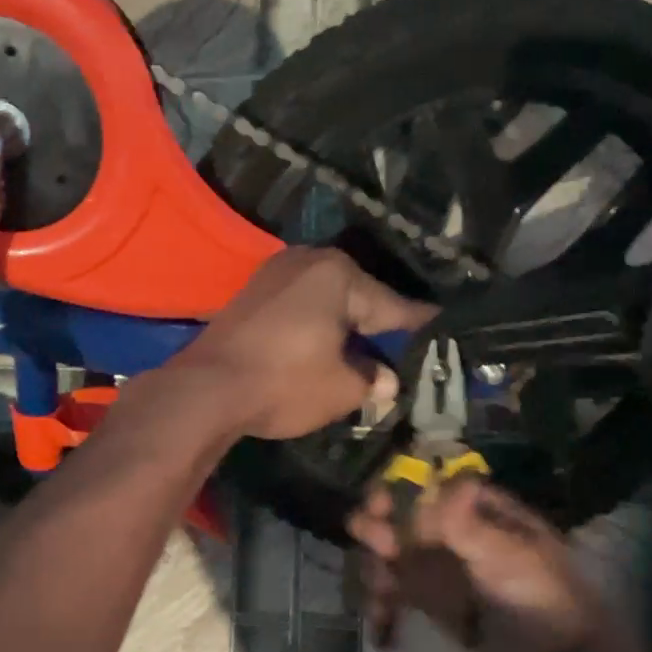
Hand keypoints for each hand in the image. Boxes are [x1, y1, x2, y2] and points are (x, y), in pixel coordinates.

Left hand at [167, 246, 435, 439]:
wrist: (206, 389)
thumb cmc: (284, 382)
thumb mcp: (341, 388)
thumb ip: (372, 380)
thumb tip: (387, 380)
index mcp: (339, 274)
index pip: (393, 305)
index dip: (419, 325)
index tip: (444, 327)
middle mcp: (308, 261)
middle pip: (358, 295)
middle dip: (378, 322)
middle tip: (405, 345)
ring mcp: (274, 273)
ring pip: (326, 299)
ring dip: (344, 324)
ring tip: (368, 348)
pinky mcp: (251, 294)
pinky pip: (299, 305)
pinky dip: (316, 323)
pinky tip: (325, 344)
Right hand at [348, 477, 601, 651]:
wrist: (555, 651)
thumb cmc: (541, 591)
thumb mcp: (509, 555)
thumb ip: (467, 525)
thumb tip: (447, 480)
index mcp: (467, 504)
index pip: (418, 482)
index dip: (391, 489)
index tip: (379, 509)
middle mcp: (442, 525)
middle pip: (390, 515)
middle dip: (375, 533)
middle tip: (383, 557)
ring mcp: (430, 560)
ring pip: (383, 553)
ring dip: (374, 571)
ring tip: (384, 600)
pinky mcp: (423, 595)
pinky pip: (389, 591)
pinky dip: (380, 605)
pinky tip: (383, 628)